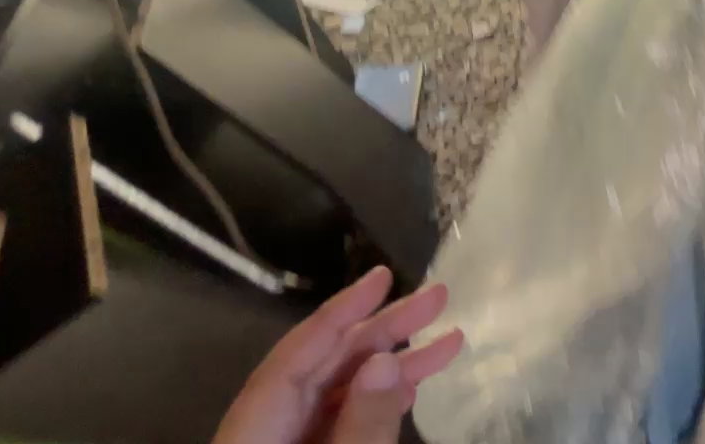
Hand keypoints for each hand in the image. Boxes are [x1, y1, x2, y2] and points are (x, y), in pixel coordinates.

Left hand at [212, 267, 464, 443]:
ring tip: (452, 340)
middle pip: (322, 370)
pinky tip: (415, 386)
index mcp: (251, 438)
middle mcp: (265, 436)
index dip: (338, 314)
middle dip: (383, 331)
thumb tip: (385, 361)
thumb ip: (362, 424)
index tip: (383, 277)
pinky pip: (341, 421)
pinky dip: (380, 400)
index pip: (292, 361)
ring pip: (340, 394)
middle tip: (439, 298)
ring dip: (396, 365)